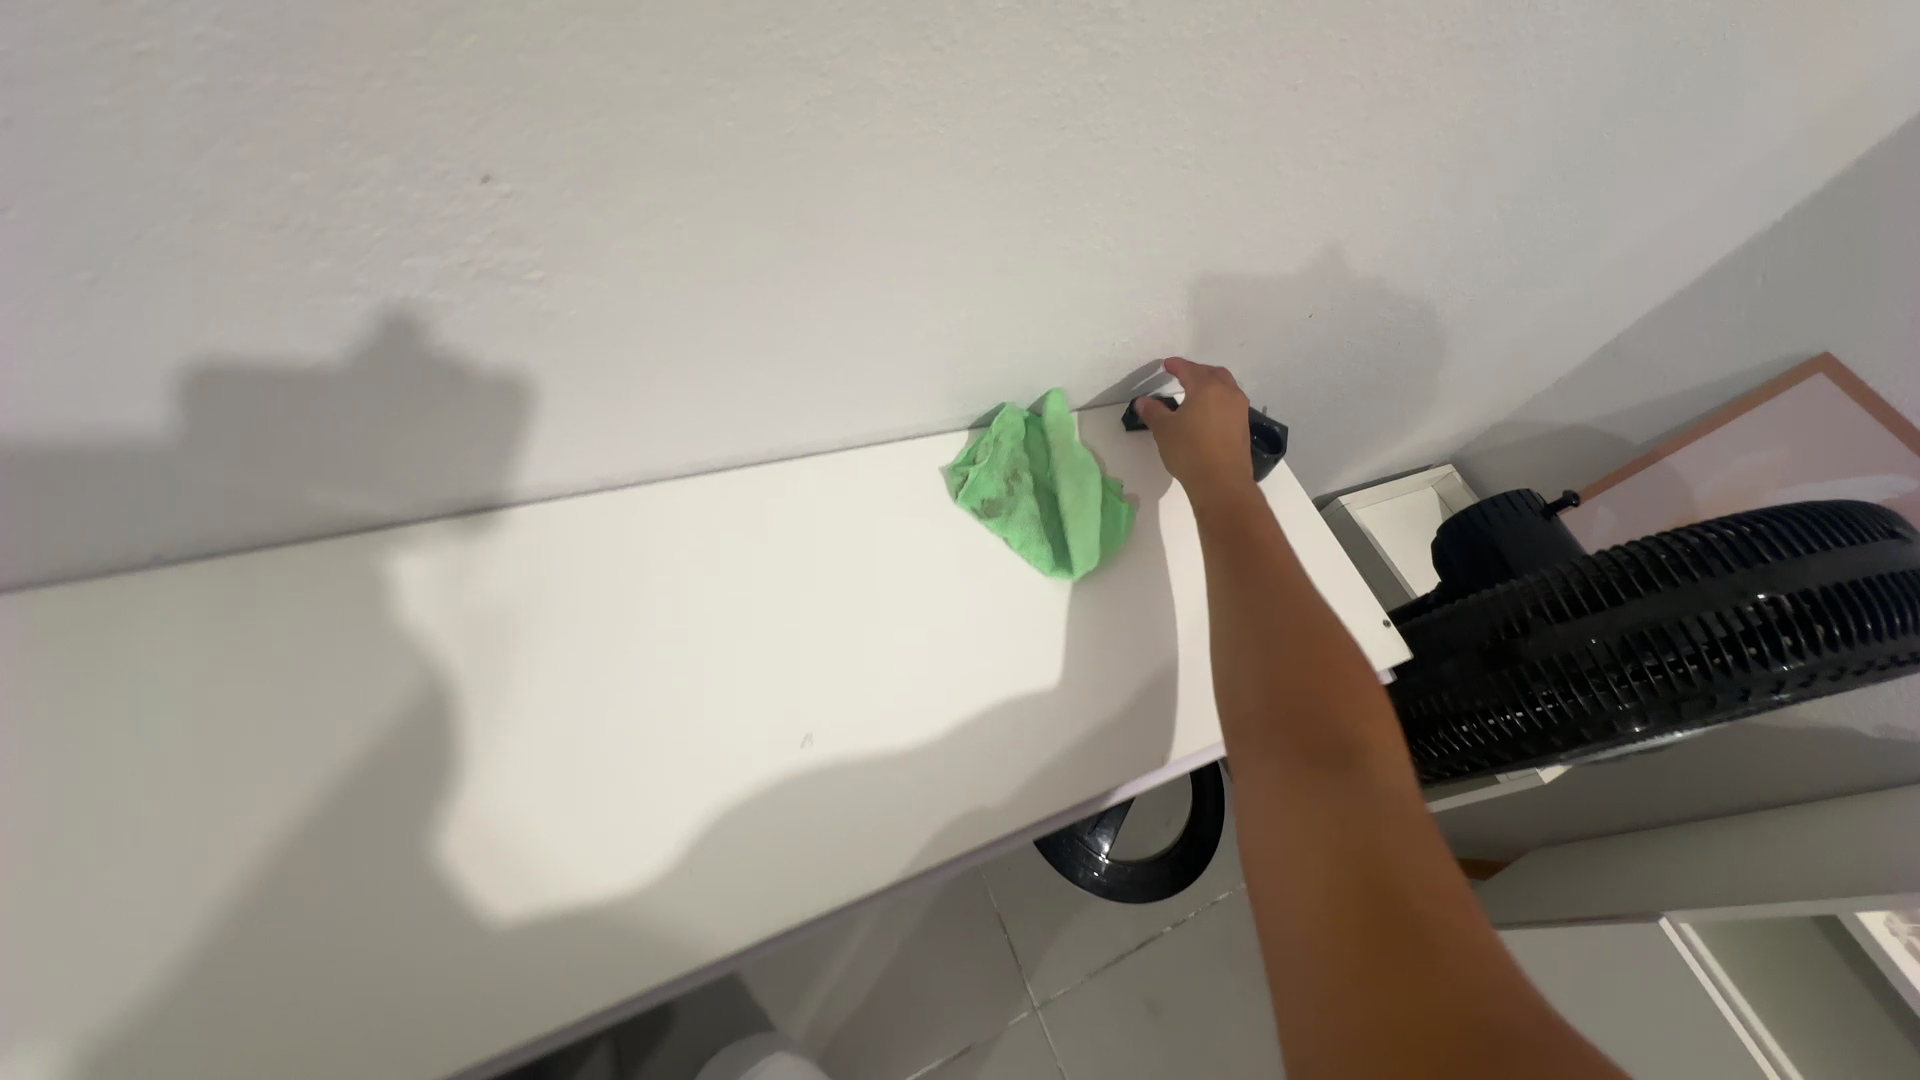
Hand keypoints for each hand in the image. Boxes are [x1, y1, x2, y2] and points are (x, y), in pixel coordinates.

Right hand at [1134, 357, 1256, 509]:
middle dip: (1198, 371)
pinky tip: (1208, 412)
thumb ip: (1153, 411)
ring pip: (1226, 387)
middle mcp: (1227, 393)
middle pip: (1213, 373)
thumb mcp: (1164, 430)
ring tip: (1197, 392)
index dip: (1177, 365)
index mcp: (1206, 388)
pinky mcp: (1243, 426)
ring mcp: (1239, 410)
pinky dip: (1218, 400)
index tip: (1167, 364)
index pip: (1190, 369)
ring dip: (1212, 384)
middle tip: (1184, 375)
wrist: (1221, 482)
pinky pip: (1230, 403)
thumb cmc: (1189, 451)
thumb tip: (1143, 401)